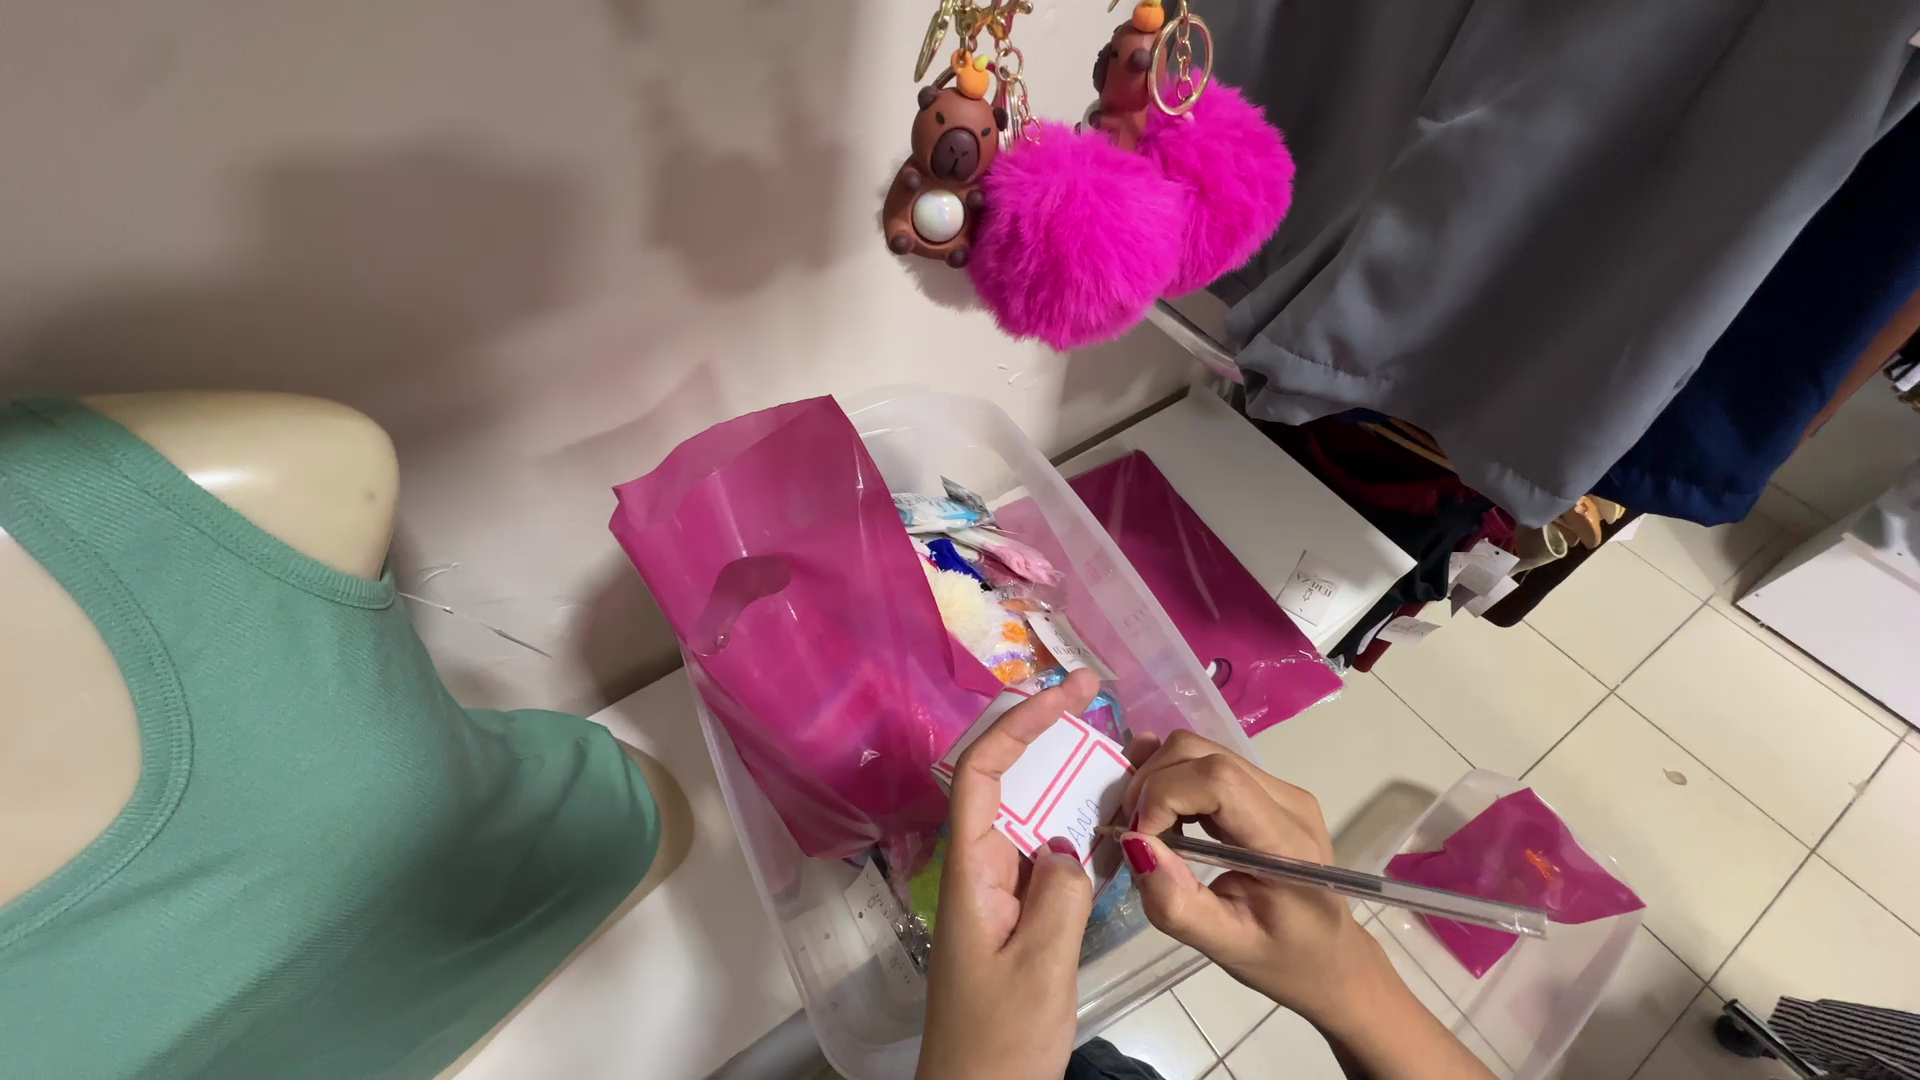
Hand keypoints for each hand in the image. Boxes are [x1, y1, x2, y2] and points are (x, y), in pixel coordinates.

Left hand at [916, 670, 1101, 1079]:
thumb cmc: (998, 1043)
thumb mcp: (1037, 969)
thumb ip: (1058, 897)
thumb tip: (1066, 844)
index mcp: (969, 867)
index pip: (984, 768)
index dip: (1020, 721)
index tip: (1066, 693)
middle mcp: (979, 862)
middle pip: (1004, 773)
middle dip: (1044, 726)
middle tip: (1094, 692)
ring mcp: (998, 883)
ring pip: (1028, 806)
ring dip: (1063, 769)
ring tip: (1110, 740)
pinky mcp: (1017, 907)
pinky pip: (1045, 846)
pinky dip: (1075, 820)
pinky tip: (1108, 813)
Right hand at [1115, 731, 1493, 1079]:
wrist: (1331, 959)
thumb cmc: (1283, 960)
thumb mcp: (1226, 948)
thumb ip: (1176, 903)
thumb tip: (1132, 844)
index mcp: (1286, 843)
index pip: (1218, 780)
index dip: (1164, 796)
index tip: (1139, 839)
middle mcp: (1286, 798)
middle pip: (1198, 752)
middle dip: (1151, 784)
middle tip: (1134, 834)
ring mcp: (1275, 785)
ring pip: (1195, 748)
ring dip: (1156, 779)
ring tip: (1148, 827)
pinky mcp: (1261, 784)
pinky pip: (1202, 759)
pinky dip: (1169, 775)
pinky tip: (1163, 812)